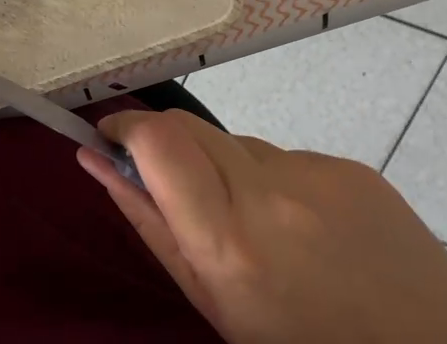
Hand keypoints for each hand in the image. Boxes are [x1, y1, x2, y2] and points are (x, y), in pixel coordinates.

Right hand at [81, 110, 446, 343]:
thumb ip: (147, 220)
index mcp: (228, 239)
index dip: (124, 126)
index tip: (112, 139)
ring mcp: (319, 178)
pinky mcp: (355, 170)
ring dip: (228, 168)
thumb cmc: (296, 343)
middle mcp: (271, 196)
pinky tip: (308, 228)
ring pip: (237, 143)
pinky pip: (288, 157)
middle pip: (187, 126)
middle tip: (177, 187)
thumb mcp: (208, 296)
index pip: (157, 140)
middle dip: (166, 144)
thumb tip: (91, 156)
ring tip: (263, 226)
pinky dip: (278, 181)